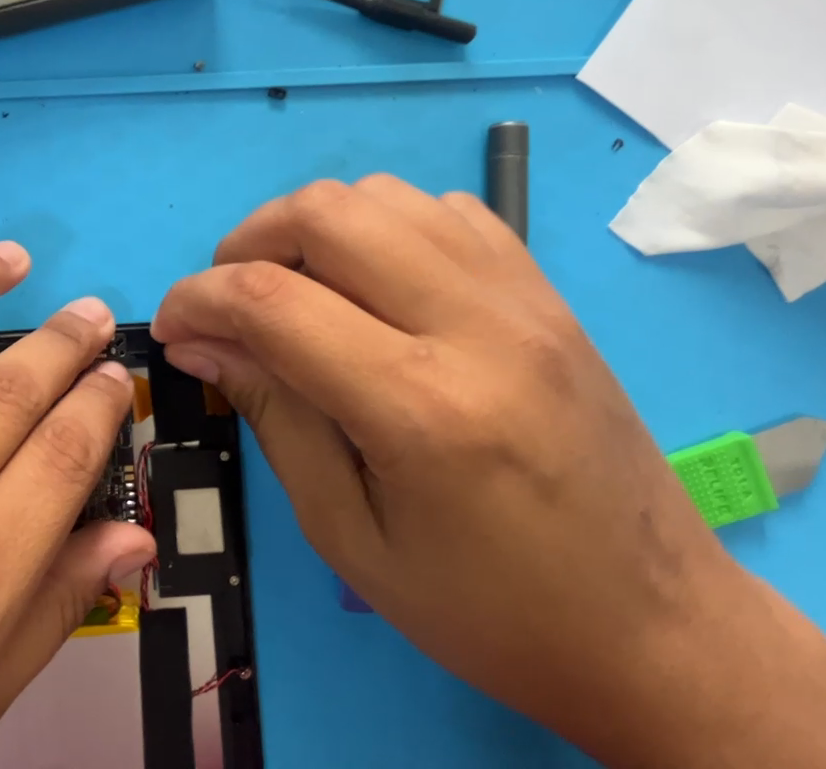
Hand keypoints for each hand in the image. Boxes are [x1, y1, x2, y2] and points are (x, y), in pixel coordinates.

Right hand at [151, 176, 825, 768]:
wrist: (656, 630)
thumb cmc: (483, 607)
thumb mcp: (345, 531)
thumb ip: (271, 414)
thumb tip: (199, 339)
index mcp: (421, 407)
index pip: (272, 301)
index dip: (196, 299)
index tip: (169, 327)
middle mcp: (477, 326)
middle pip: (326, 214)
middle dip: (245, 242)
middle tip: (223, 302)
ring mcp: (524, 299)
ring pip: (384, 195)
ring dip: (310, 226)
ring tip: (289, 287)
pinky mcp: (548, 295)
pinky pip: (445, 211)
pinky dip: (381, 225)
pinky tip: (368, 282)